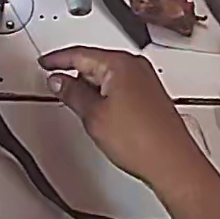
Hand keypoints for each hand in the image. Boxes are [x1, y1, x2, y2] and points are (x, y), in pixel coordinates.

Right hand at [39, 46, 212, 192]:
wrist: (174, 165)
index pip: (79, 54)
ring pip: (108, 74)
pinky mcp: (151, 94)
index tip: (45, 62)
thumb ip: (71, 93)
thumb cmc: (143, 141)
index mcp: (120, 63)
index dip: (57, 59)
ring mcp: (146, 80)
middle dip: (74, 73)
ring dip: (90, 85)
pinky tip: (99, 110)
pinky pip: (120, 84)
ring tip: (77, 102)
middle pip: (95, 61)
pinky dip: (105, 93)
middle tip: (56, 82)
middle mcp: (135, 66)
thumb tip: (58, 81)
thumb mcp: (94, 116)